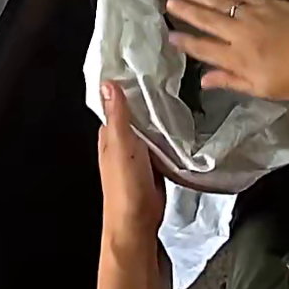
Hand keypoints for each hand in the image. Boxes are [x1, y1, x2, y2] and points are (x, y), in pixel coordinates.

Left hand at [97, 80, 163, 253]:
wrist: (137, 227)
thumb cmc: (126, 186)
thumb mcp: (121, 145)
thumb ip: (117, 115)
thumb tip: (107, 82)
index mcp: (109, 134)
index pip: (116, 101)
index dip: (126, 83)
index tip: (143, 61)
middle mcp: (120, 141)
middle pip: (135, 113)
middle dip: (146, 97)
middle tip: (167, 73)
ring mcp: (137, 154)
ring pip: (149, 127)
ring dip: (158, 115)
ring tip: (177, 92)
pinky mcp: (153, 165)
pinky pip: (160, 142)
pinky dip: (167, 133)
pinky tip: (180, 123)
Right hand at [164, 0, 288, 101]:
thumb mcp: (262, 89)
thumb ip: (231, 81)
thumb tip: (204, 80)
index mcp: (239, 59)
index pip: (205, 49)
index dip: (186, 42)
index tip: (170, 35)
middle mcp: (241, 34)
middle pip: (208, 20)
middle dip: (186, 10)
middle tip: (168, 1)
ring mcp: (254, 15)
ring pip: (220, 2)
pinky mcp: (268, 2)